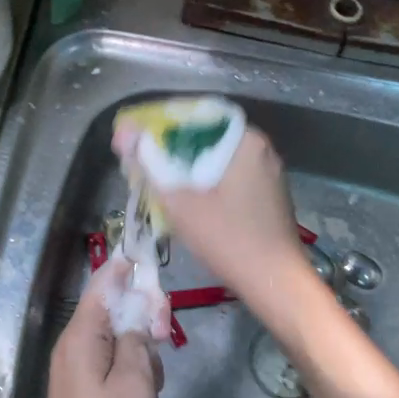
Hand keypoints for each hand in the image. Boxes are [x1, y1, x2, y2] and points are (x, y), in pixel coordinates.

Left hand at [30, 257, 161, 397]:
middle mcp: (72, 347)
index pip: (103, 283)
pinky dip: (132, 372)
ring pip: (115, 341)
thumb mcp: (136, 385)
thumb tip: (138, 310)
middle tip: (165, 334)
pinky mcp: (81, 394)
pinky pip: (110, 365)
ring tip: (153, 385)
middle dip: (142, 317)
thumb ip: (138, 340)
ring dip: (140, 352)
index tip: (152, 256)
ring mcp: (74, 372)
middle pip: (111, 310)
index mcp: (80, 337)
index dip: (127, 267)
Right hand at [130, 127, 309, 299]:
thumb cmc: (228, 239)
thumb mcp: (179, 202)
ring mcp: (269, 173)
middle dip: (172, 149)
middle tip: (143, 163)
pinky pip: (231, 177)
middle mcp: (261, 149)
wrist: (275, 283)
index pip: (196, 115)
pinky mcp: (269, 195)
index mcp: (244, 141)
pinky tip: (189, 201)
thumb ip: (149, 165)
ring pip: (218, 160)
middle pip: (206, 138)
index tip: (138, 139)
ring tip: (159, 183)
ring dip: (188, 168)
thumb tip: (124, 134)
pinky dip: (207, 183)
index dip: (162, 124)